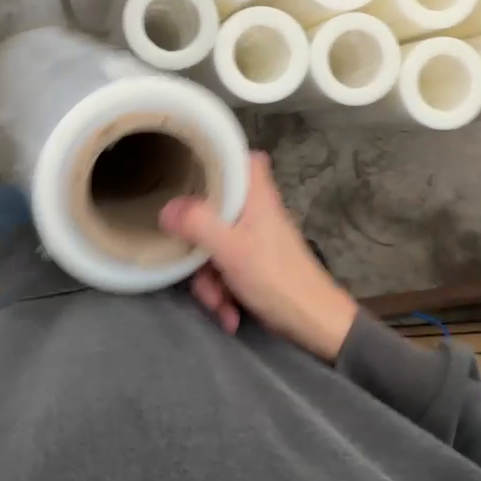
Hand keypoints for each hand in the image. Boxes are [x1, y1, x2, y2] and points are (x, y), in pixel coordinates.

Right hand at [158, 152, 358, 361]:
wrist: (314, 323)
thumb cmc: (276, 279)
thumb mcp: (230, 250)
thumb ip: (197, 224)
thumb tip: (166, 208)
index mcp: (256, 196)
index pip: (243, 157)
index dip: (217, 160)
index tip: (189, 173)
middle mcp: (256, 212)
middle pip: (214, 210)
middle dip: (199, 247)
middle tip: (195, 265)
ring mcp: (254, 239)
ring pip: (215, 246)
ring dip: (210, 281)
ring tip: (219, 304)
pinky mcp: (254, 265)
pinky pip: (226, 269)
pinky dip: (224, 293)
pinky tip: (229, 314)